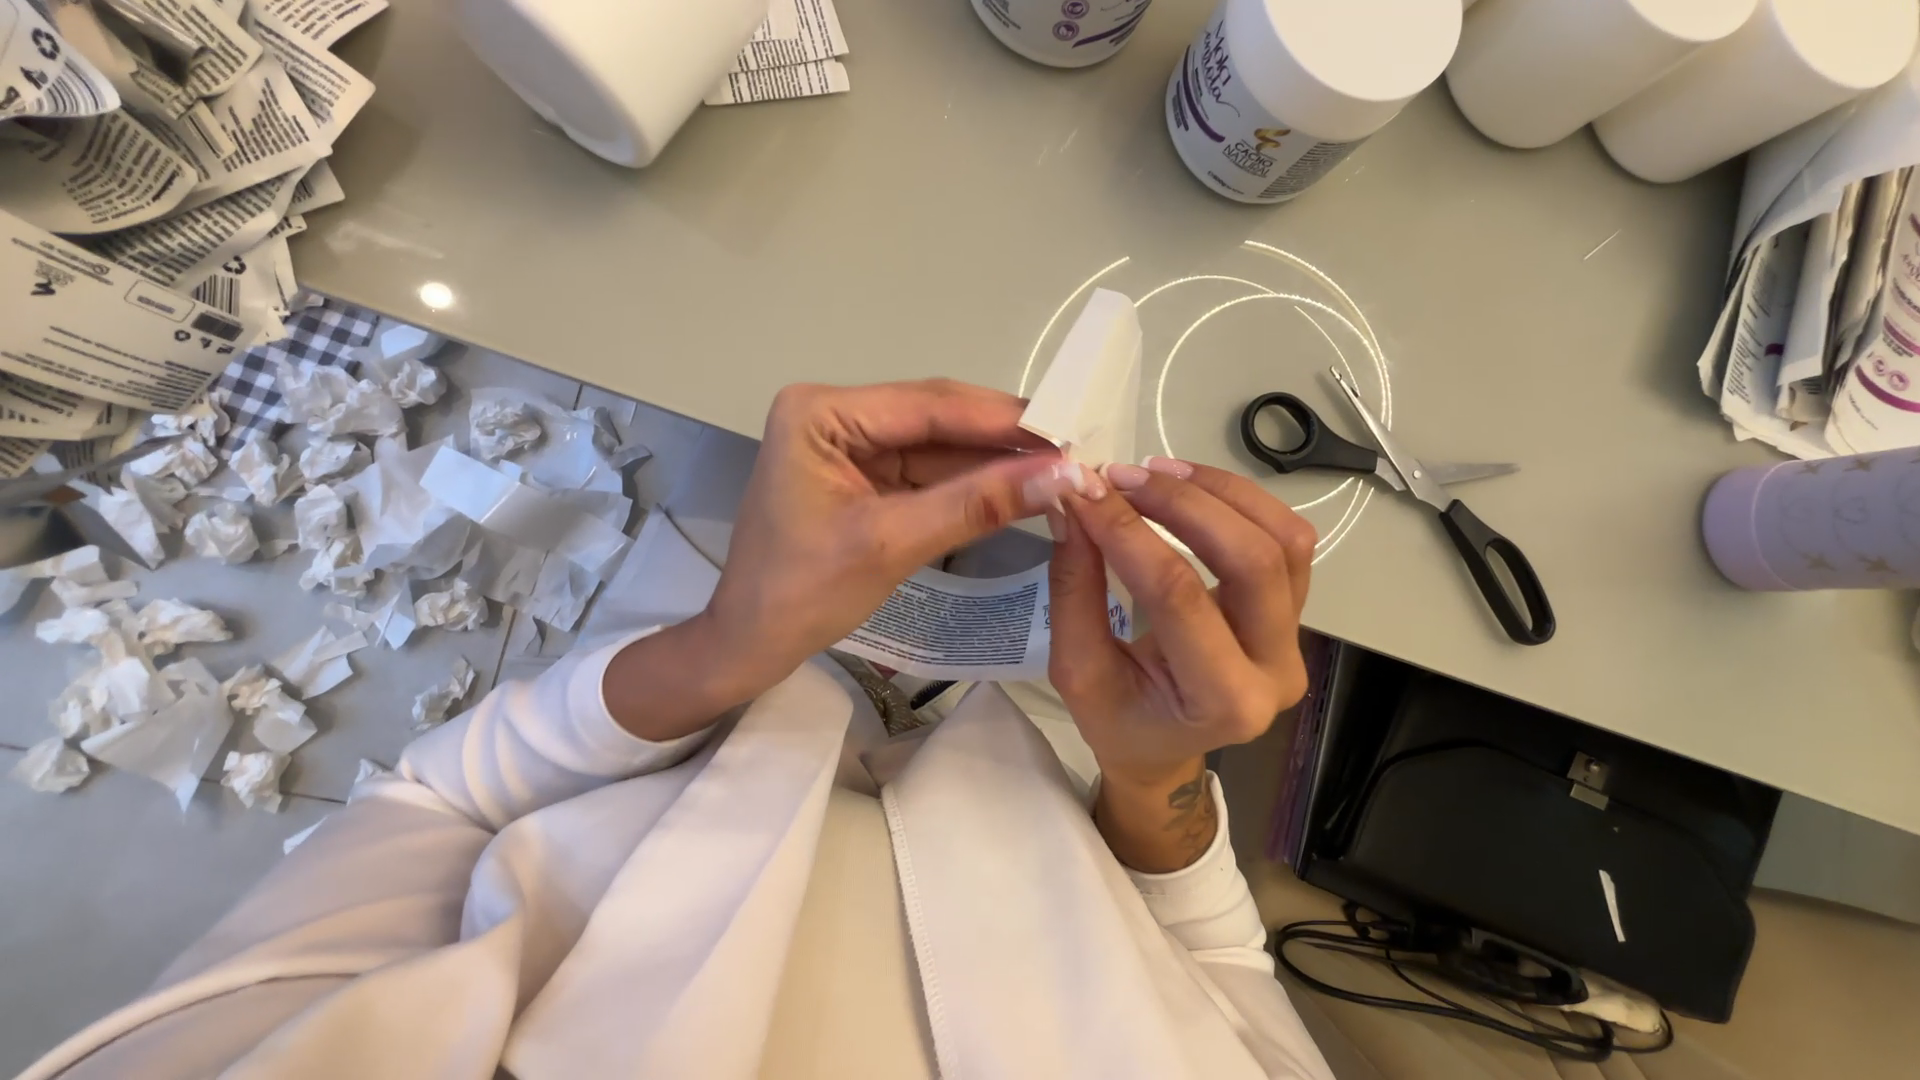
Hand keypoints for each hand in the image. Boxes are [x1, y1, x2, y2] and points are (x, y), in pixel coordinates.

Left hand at [609, 380, 1074, 740]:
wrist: (751, 645)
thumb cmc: (802, 594)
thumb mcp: (892, 543)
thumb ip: (977, 503)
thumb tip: (1065, 475)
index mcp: (822, 411)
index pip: (929, 405)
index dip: (1004, 420)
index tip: (1071, 432)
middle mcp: (837, 413)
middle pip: (938, 418)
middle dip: (1005, 439)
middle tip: (1076, 451)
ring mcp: (851, 444)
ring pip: (940, 445)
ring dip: (995, 461)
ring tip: (1062, 470)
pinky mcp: (865, 476)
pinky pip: (929, 472)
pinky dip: (972, 483)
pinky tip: (1020, 487)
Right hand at [1047, 456, 1315, 869]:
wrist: (1163, 746)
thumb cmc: (1116, 721)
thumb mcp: (1076, 670)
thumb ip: (1074, 588)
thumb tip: (1072, 503)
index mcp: (1221, 700)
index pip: (1177, 595)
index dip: (1127, 532)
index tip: (1082, 490)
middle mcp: (1276, 670)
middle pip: (1252, 559)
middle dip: (1183, 503)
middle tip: (1121, 477)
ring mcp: (1297, 639)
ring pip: (1284, 539)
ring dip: (1219, 492)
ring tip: (1155, 471)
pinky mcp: (1297, 612)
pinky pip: (1288, 540)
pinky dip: (1240, 501)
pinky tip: (1189, 486)